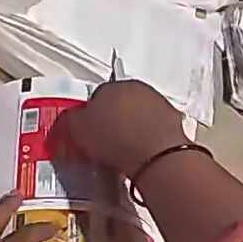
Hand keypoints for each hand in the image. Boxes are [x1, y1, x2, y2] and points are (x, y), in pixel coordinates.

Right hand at [58, 79, 189, 176]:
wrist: (156, 155)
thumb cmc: (114, 139)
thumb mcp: (78, 130)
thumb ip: (69, 121)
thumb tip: (67, 120)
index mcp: (111, 86)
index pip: (95, 97)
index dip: (89, 118)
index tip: (89, 135)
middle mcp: (137, 88)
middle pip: (119, 104)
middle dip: (112, 120)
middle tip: (105, 144)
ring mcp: (159, 103)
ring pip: (139, 115)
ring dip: (132, 128)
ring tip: (124, 152)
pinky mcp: (175, 122)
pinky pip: (155, 129)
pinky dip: (149, 138)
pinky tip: (143, 154)